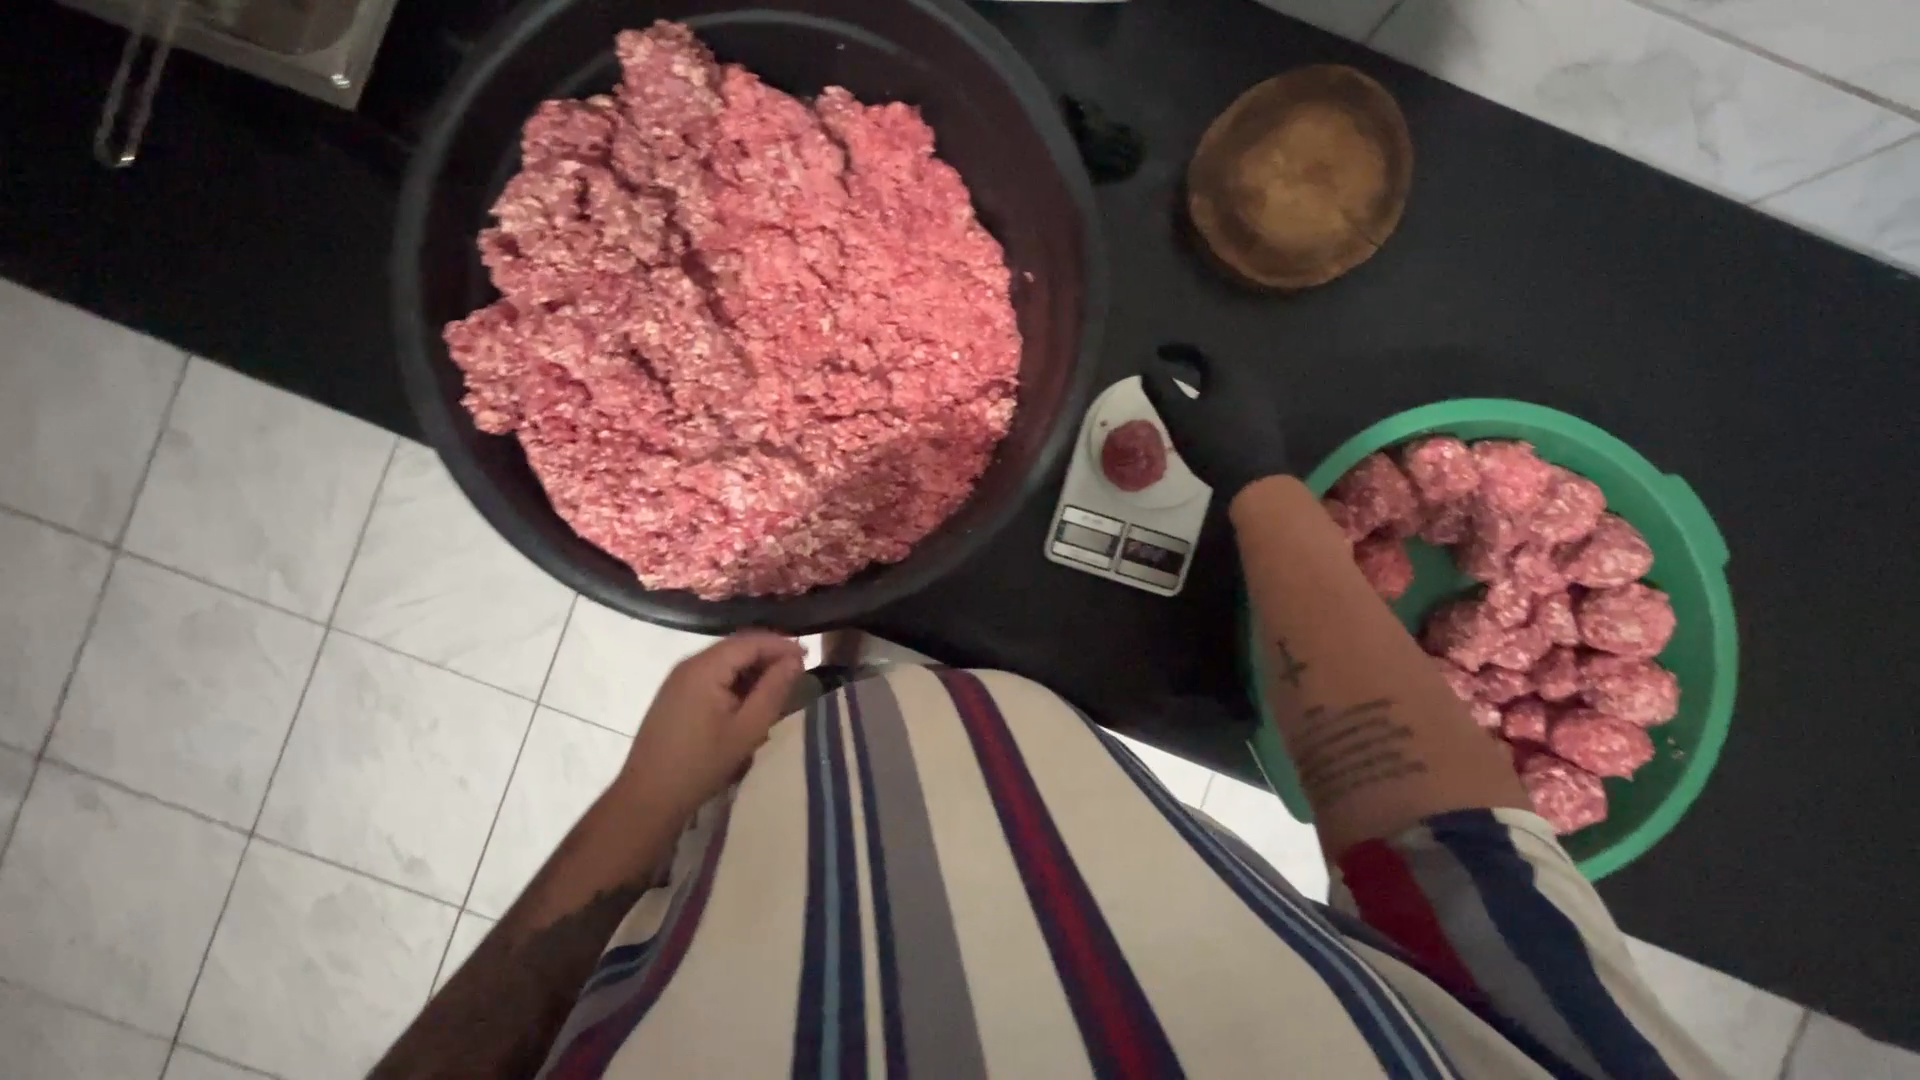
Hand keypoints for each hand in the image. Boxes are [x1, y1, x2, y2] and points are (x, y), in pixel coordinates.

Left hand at [618, 631, 806, 816]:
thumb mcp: (747, 729)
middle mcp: (688, 665)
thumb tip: (794, 660)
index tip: (809, 657)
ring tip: (777, 688)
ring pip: (724, 662)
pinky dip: (734, 681)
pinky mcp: (674, 696)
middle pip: (736, 648)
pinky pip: (711, 676)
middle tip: (797, 673)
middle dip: (768, 656)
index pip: (750, 641)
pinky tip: (748, 701)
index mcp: (704, 667)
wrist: (648, 798)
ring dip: (752, 670)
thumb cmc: (701, 764)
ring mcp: (677, 680)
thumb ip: (773, 690)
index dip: (782, 645)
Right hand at [1141, 343, 1292, 504]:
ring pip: (1228, 383)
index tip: (1158, 352)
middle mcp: (1248, 380)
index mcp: (1227, 373)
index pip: (1200, 349)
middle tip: (1173, 367)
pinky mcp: (1264, 421)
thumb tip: (1147, 368)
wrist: (1254, 479)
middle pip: (1217, 364)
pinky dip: (1218, 399)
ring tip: (1188, 392)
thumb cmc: (1212, 443)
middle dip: (1193, 364)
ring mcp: (1260, 401)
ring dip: (1206, 383)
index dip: (1177, 348)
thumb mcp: (1178, 416)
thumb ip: (1160, 389)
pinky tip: (1210, 415)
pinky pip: (1236, 400)